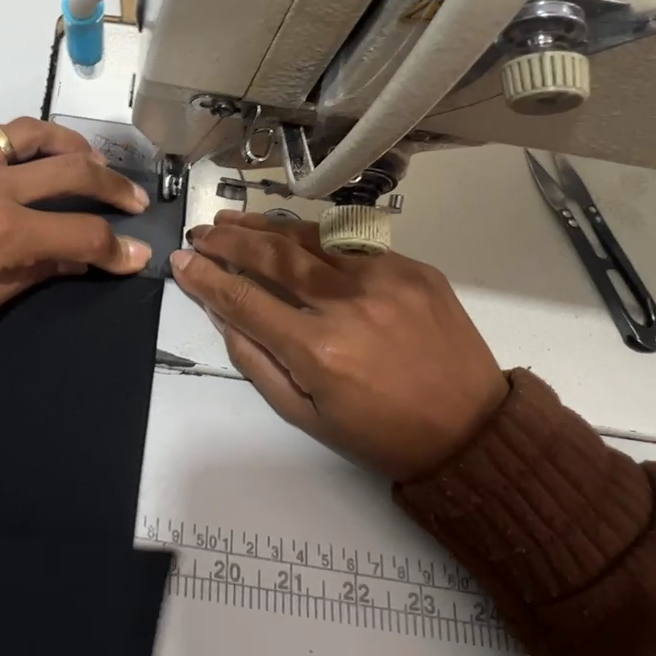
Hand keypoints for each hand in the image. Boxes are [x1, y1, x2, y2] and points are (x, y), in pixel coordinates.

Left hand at [0, 118, 152, 332]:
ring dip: (76, 146)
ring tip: (94, 162)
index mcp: (4, 233)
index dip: (117, 250)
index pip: (82, 235)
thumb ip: (30, 275)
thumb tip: (74, 260)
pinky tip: (35, 153)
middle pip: (75, 171)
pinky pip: (0, 131)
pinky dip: (28, 137)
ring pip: (40, 134)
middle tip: (136, 202)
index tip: (138, 257)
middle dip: (116, 187)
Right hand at [170, 211, 507, 481]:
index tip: (181, 262)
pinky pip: (350, 241)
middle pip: (271, 257)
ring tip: (232, 220)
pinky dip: (312, 234)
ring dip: (264, 226)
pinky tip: (289, 231)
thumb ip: (256, 362)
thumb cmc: (381, 435)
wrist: (474, 433)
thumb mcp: (306, 416)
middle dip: (228, 241)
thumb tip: (222, 314)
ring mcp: (384, 279)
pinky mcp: (412, 268)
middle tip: (201, 233)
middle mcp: (348, 305)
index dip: (205, 278)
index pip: (243, 300)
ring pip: (309, 237)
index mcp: (318, 350)